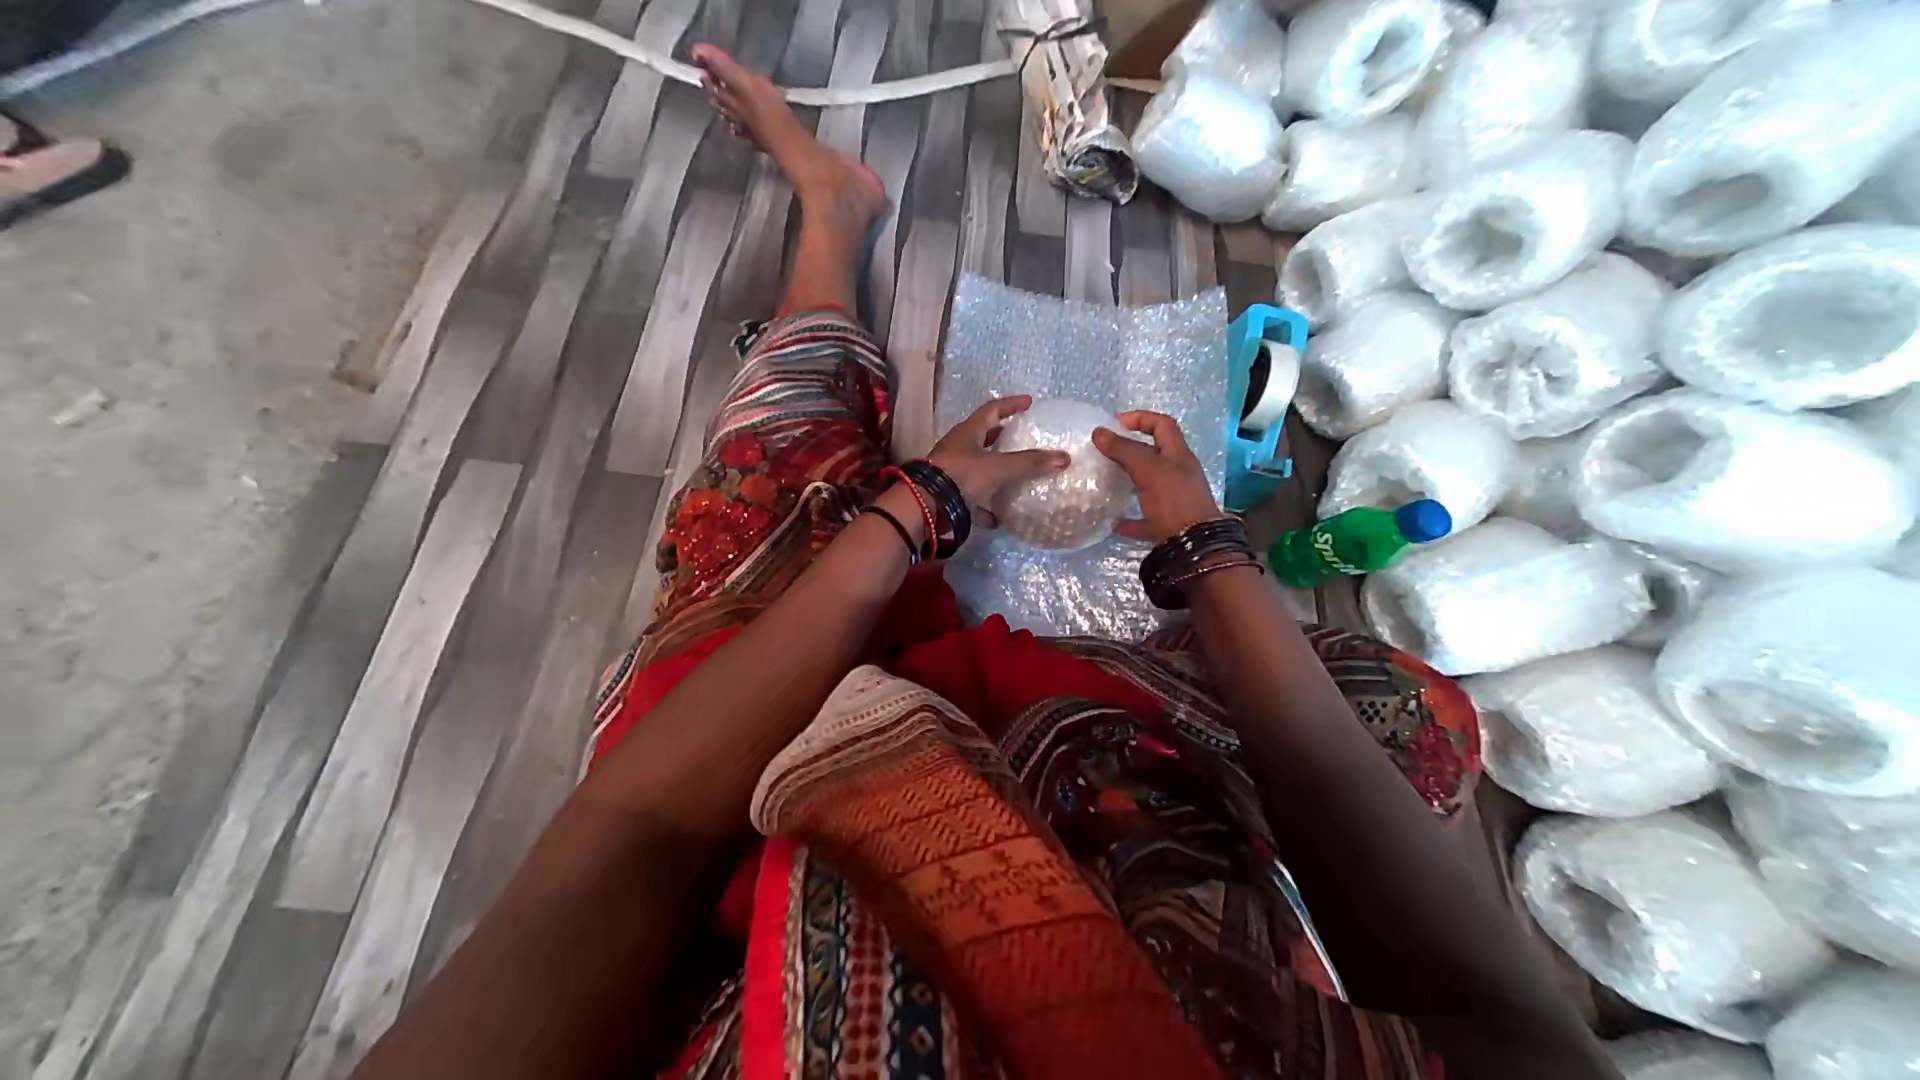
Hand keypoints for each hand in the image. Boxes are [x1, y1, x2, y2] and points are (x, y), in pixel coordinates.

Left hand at [925, 396, 1069, 515]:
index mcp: (969, 432)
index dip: (1011, 405)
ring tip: (1015, 477)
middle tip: (1022, 438)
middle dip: (1003, 437)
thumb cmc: (961, 475)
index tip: (1029, 403)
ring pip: (977, 466)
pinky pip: (971, 496)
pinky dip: (985, 505)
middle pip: (984, 437)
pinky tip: (998, 518)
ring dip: (995, 471)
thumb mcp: (998, 467)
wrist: (925, 505)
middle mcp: (958, 447)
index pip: (993, 409)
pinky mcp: (948, 494)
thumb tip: (1064, 458)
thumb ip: (1029, 463)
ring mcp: (951, 471)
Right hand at [1092, 411, 1222, 542]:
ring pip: (1150, 484)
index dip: (1140, 418)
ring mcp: (1174, 499)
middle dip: (1132, 449)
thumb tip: (1099, 432)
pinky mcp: (1167, 524)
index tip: (1116, 423)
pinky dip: (1129, 519)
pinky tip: (1113, 522)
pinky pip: (1145, 518)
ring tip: (1108, 481)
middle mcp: (1178, 473)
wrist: (1193, 544)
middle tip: (1107, 451)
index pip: (1162, 424)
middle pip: (1155, 453)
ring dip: (1130, 481)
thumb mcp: (1147, 469)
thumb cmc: (1173, 500)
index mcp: (1177, 455)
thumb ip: (1123, 449)